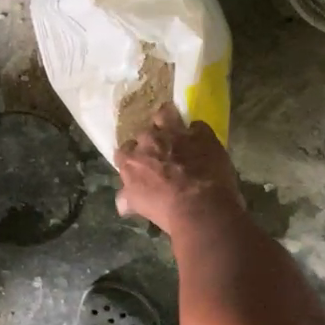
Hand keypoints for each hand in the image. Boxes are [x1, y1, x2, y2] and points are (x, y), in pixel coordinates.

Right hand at [114, 103, 243, 235]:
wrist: (201, 207)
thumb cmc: (166, 211)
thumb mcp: (140, 207)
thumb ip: (128, 198)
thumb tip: (122, 202)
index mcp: (131, 160)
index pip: (124, 150)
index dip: (133, 155)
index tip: (140, 162)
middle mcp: (149, 142)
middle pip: (145, 132)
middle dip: (151, 140)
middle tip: (160, 151)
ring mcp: (175, 134)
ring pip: (165, 113)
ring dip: (168, 120)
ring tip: (175, 129)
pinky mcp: (200, 133)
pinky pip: (196, 125)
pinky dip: (198, 132)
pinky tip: (202, 141)